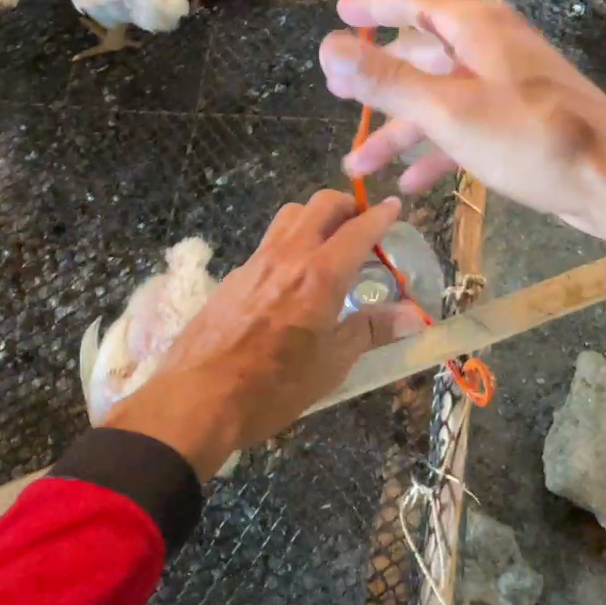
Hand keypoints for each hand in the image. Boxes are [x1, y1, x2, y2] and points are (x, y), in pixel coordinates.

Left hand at [101, 191, 423, 479]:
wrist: (196, 399)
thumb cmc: (273, 386)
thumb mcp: (332, 364)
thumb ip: (370, 331)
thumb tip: (409, 316)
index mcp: (320, 275)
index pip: (358, 229)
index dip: (381, 216)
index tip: (394, 207)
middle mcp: (289, 255)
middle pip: (321, 204)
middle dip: (348, 205)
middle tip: (362, 224)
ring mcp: (256, 262)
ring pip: (291, 216)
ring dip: (316, 216)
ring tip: (328, 242)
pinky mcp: (234, 276)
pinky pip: (269, 242)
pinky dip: (290, 242)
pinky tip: (292, 275)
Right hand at [319, 0, 605, 234]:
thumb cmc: (530, 137)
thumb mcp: (447, 110)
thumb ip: (386, 80)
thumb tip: (327, 45)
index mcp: (476, 29)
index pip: (414, 2)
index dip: (373, 7)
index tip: (340, 13)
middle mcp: (492, 48)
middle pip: (423, 54)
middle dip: (379, 80)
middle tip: (336, 94)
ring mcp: (508, 85)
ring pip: (440, 99)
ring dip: (400, 131)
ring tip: (359, 164)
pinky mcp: (520, 121)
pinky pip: (466, 126)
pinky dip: (437, 150)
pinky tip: (411, 184)